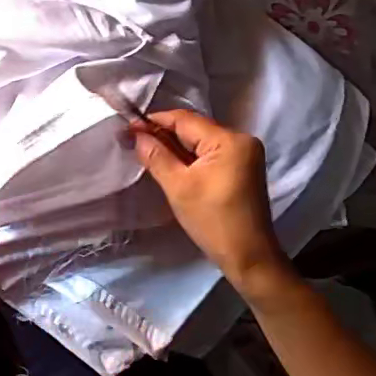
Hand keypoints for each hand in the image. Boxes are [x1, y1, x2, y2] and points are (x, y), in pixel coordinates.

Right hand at [132, 110, 287, 287]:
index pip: (185, 120)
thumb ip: (157, 156)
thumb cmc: (212, 220)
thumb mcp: (178, 187)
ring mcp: (245, 154)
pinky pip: (210, 154)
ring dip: (175, 146)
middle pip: (194, 129)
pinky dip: (189, 157)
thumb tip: (137, 135)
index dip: (154, 121)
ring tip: (147, 152)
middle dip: (163, 134)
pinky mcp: (242, 168)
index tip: (127, 128)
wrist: (247, 255)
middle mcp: (241, 140)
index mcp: (229, 140)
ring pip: (201, 142)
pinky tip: (170, 164)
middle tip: (133, 141)